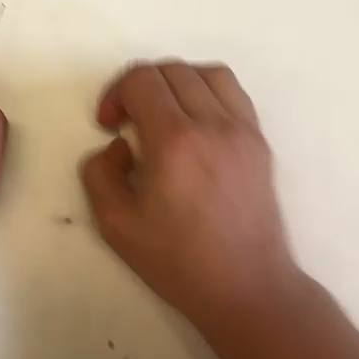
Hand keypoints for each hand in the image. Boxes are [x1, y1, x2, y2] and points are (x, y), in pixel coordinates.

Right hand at [81, 61, 301, 329]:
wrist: (247, 287)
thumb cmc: (179, 261)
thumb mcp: (115, 224)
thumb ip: (99, 172)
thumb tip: (119, 145)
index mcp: (175, 140)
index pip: (141, 79)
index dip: (115, 93)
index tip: (109, 125)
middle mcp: (213, 124)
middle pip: (171, 70)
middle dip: (140, 87)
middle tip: (128, 122)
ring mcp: (242, 130)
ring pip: (206, 73)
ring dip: (176, 82)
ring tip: (163, 115)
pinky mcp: (260, 141)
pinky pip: (232, 92)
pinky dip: (207, 92)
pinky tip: (194, 123)